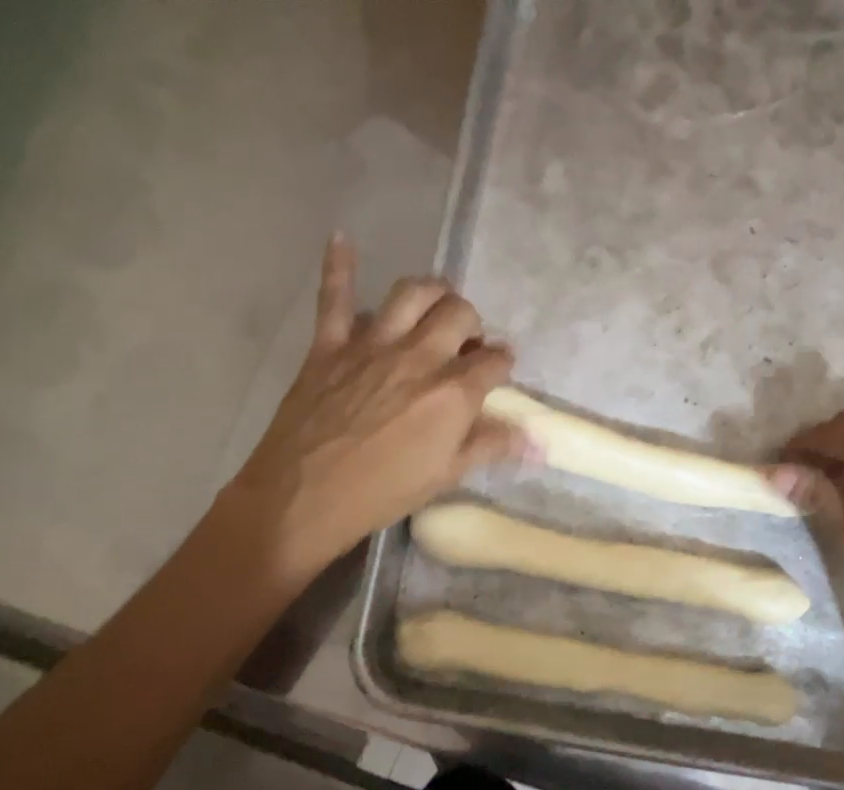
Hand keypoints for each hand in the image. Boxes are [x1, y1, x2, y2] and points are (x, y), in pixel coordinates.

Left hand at [225, 237, 527, 575]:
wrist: (307, 496)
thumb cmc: (383, 493)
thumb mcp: (447, 475)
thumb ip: (490, 446)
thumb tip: (536, 439)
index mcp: (453, 392)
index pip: (494, 360)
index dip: (502, 362)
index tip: (500, 369)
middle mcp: (420, 355)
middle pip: (459, 314)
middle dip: (472, 323)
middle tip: (466, 342)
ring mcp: (373, 344)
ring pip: (412, 293)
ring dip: (431, 292)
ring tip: (435, 305)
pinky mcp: (330, 345)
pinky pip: (335, 296)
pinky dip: (339, 266)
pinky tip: (342, 238)